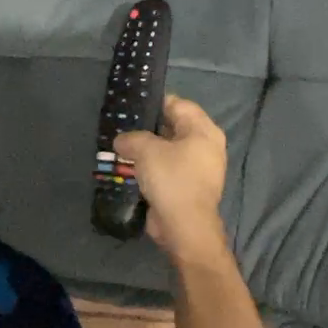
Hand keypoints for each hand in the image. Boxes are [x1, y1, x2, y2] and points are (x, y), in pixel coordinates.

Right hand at [113, 94, 229, 256]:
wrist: (184, 226)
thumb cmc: (171, 178)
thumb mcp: (145, 149)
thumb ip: (131, 137)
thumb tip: (122, 140)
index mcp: (203, 131)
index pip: (177, 104)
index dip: (153, 102)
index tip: (130, 106)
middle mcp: (205, 146)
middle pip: (172, 126)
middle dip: (147, 127)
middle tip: (122, 127)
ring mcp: (198, 168)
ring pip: (167, 149)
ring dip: (146, 149)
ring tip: (121, 148)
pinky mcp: (187, 185)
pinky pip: (166, 168)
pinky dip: (150, 167)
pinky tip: (130, 168)